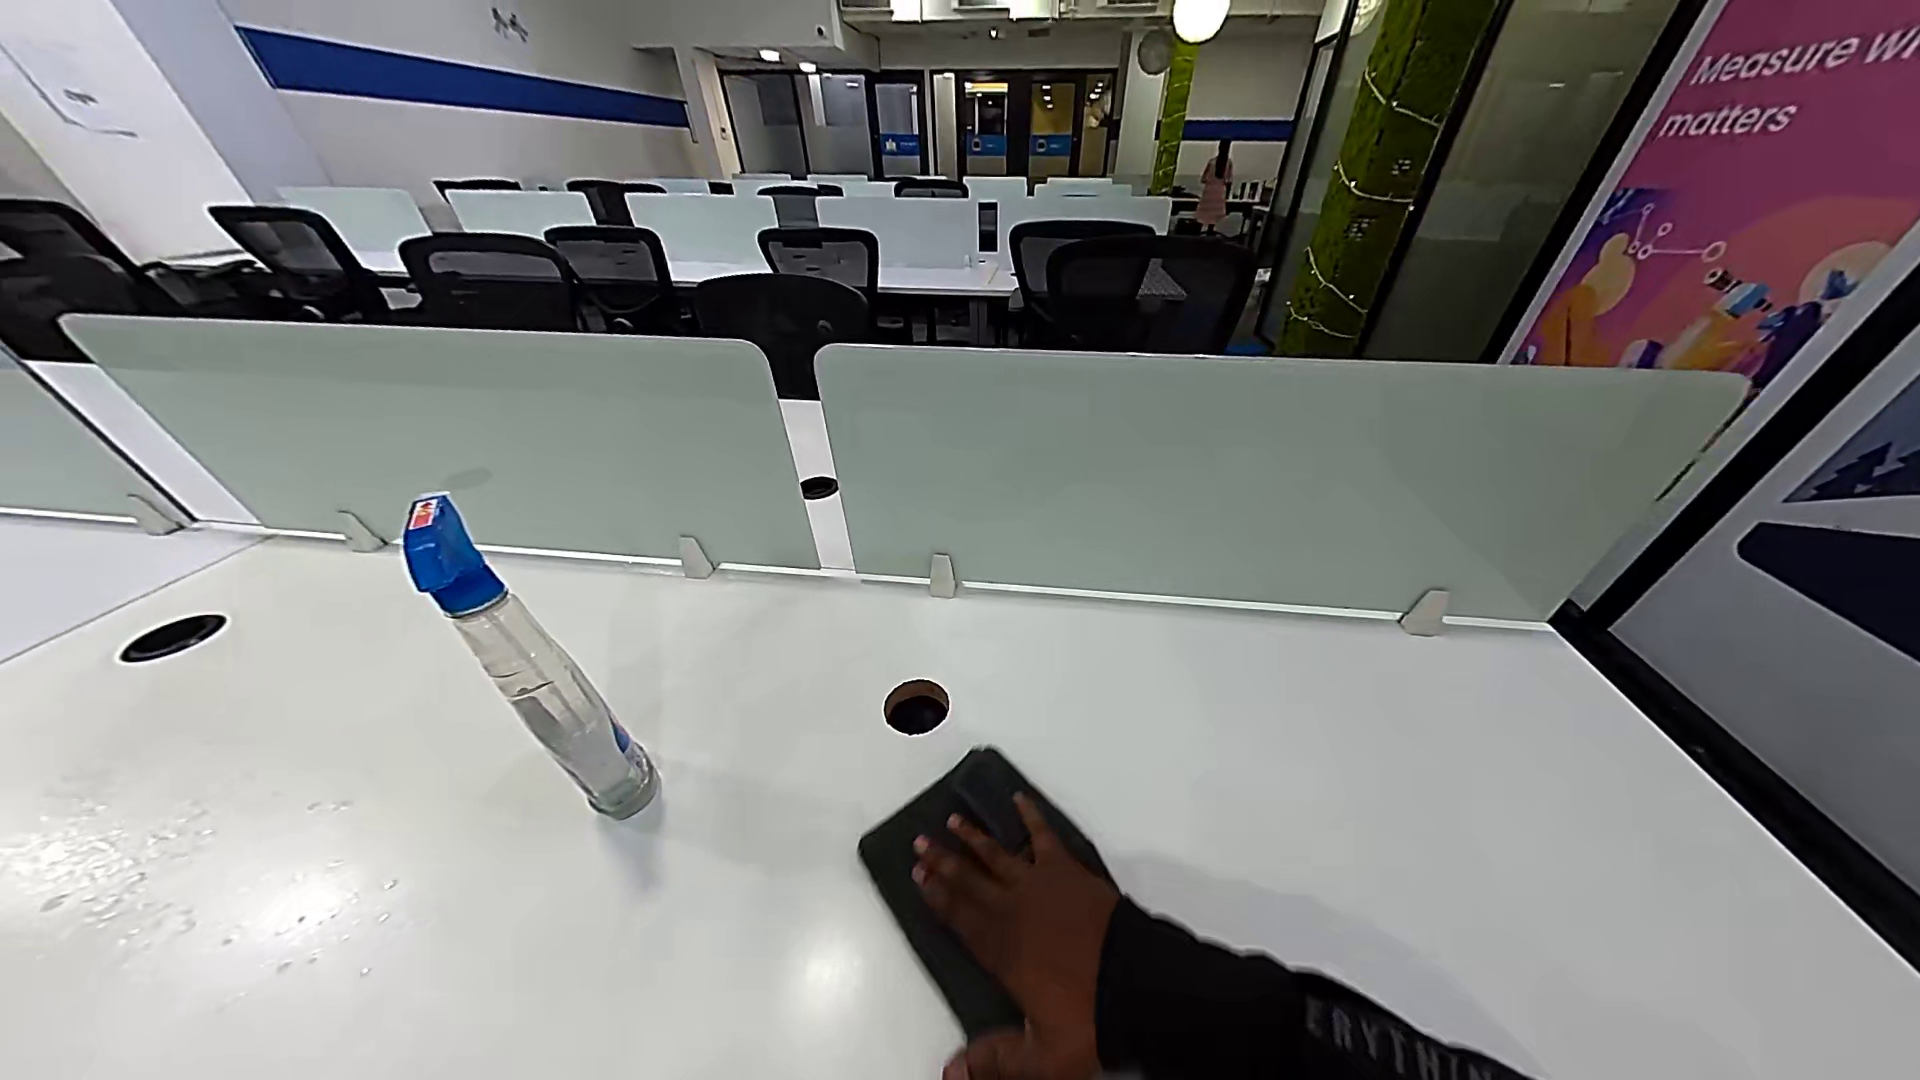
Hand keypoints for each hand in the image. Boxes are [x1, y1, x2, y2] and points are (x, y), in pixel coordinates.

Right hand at [914, 794, 1119, 1079]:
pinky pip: (1043, 836)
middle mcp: (1013, 909)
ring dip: (974, 838)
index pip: (960, 918)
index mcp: (1002, 949)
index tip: (918, 877)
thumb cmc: (1088, 1018)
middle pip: (970, 881)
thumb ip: (995, 1061)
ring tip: (952, 819)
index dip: (937, 897)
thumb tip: (947, 1074)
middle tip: (920, 842)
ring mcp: (1039, 883)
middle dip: (943, 862)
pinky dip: (1031, 815)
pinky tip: (1019, 798)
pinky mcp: (1066, 869)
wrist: (1135, 983)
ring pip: (997, 855)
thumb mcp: (1041, 1055)